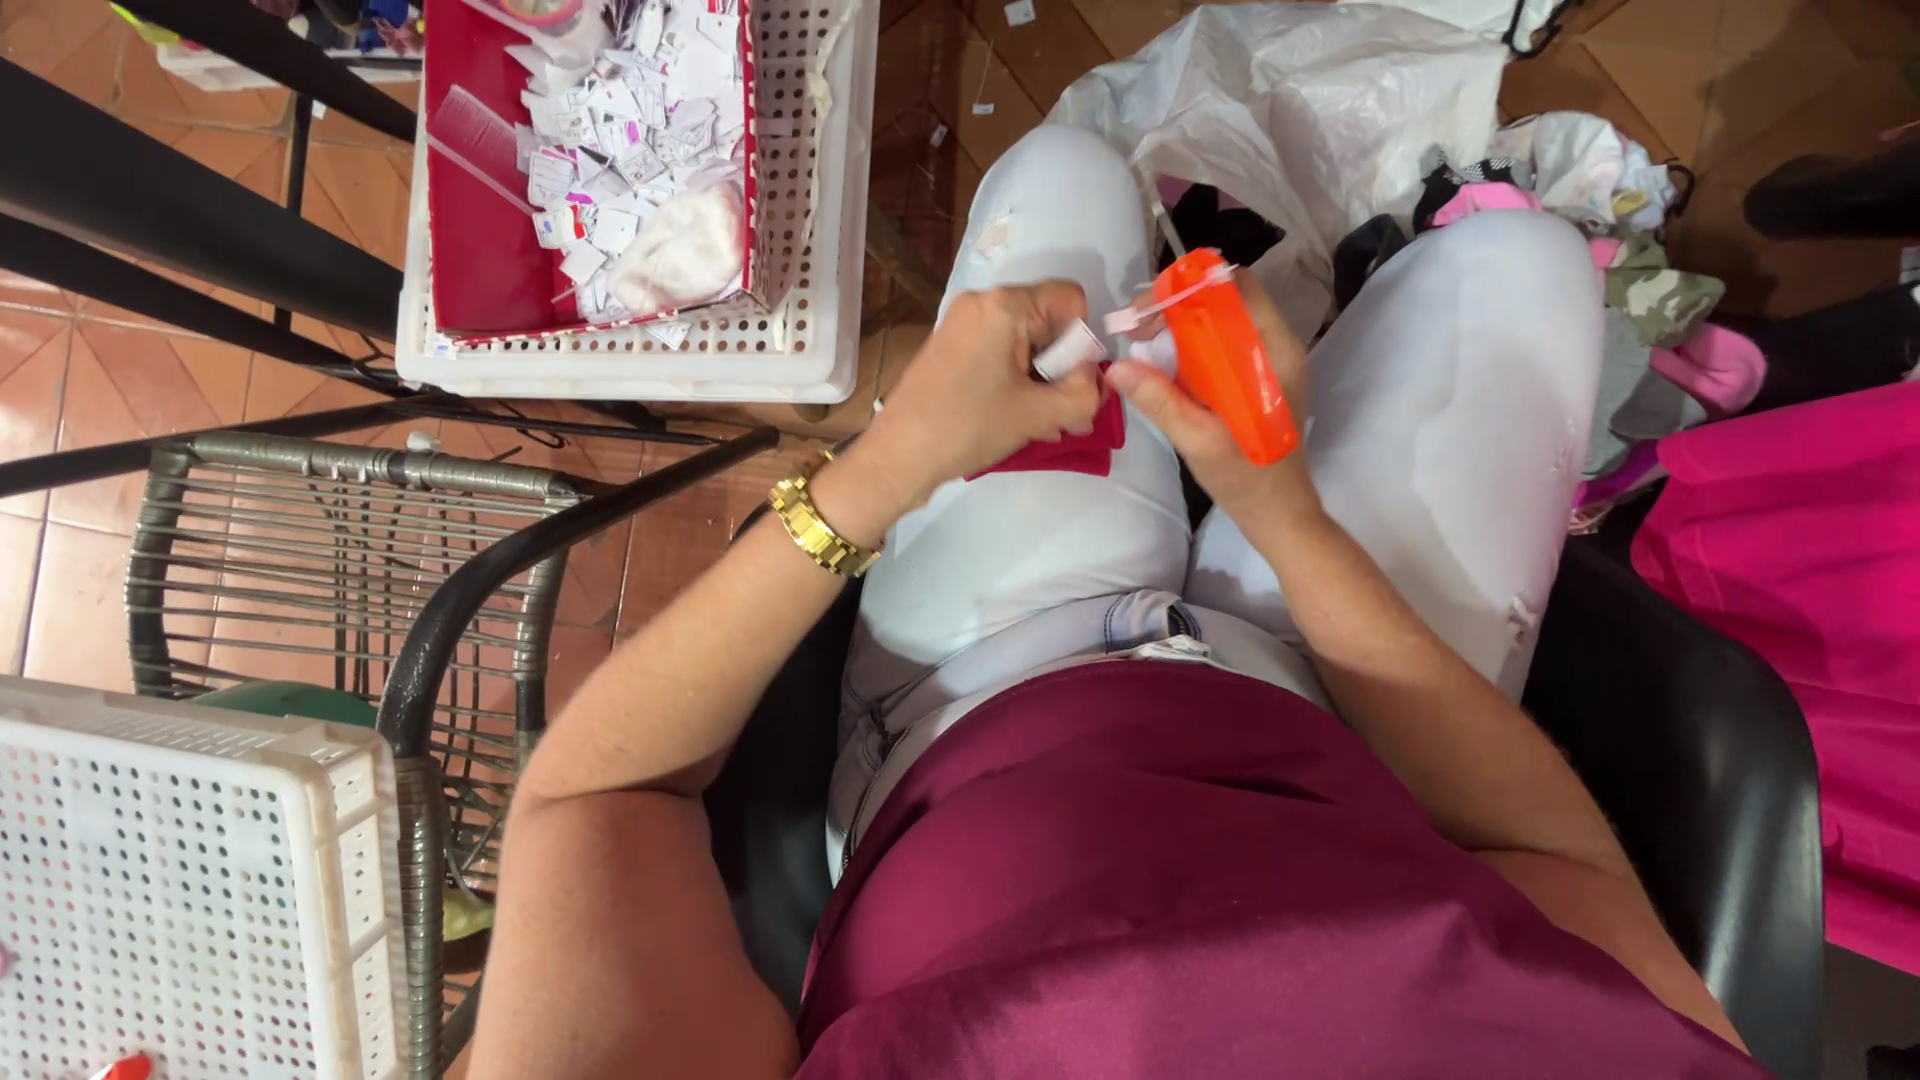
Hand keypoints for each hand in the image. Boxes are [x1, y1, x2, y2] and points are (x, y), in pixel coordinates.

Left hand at [857, 282, 1102, 506]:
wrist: (898, 457)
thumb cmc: (968, 427)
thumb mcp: (1037, 414)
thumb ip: (1083, 392)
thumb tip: (1096, 380)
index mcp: (1003, 305)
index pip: (1071, 300)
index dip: (1081, 342)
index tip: (1070, 383)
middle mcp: (980, 304)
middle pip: (1047, 322)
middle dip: (1062, 367)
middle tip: (1062, 415)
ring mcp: (961, 326)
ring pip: (1024, 343)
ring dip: (1040, 381)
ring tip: (1040, 423)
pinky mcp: (950, 350)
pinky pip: (999, 355)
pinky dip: (1015, 382)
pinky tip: (1015, 418)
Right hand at [1106, 272, 1320, 527]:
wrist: (1277, 510)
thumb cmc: (1247, 478)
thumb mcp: (1199, 440)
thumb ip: (1160, 400)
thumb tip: (1116, 367)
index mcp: (1272, 352)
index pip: (1235, 288)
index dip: (1188, 288)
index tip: (1147, 310)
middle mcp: (1274, 346)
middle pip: (1224, 299)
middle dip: (1175, 305)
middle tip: (1134, 327)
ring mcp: (1265, 361)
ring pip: (1219, 320)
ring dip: (1178, 324)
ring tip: (1140, 342)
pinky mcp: (1253, 378)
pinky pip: (1219, 345)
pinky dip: (1188, 345)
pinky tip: (1161, 364)